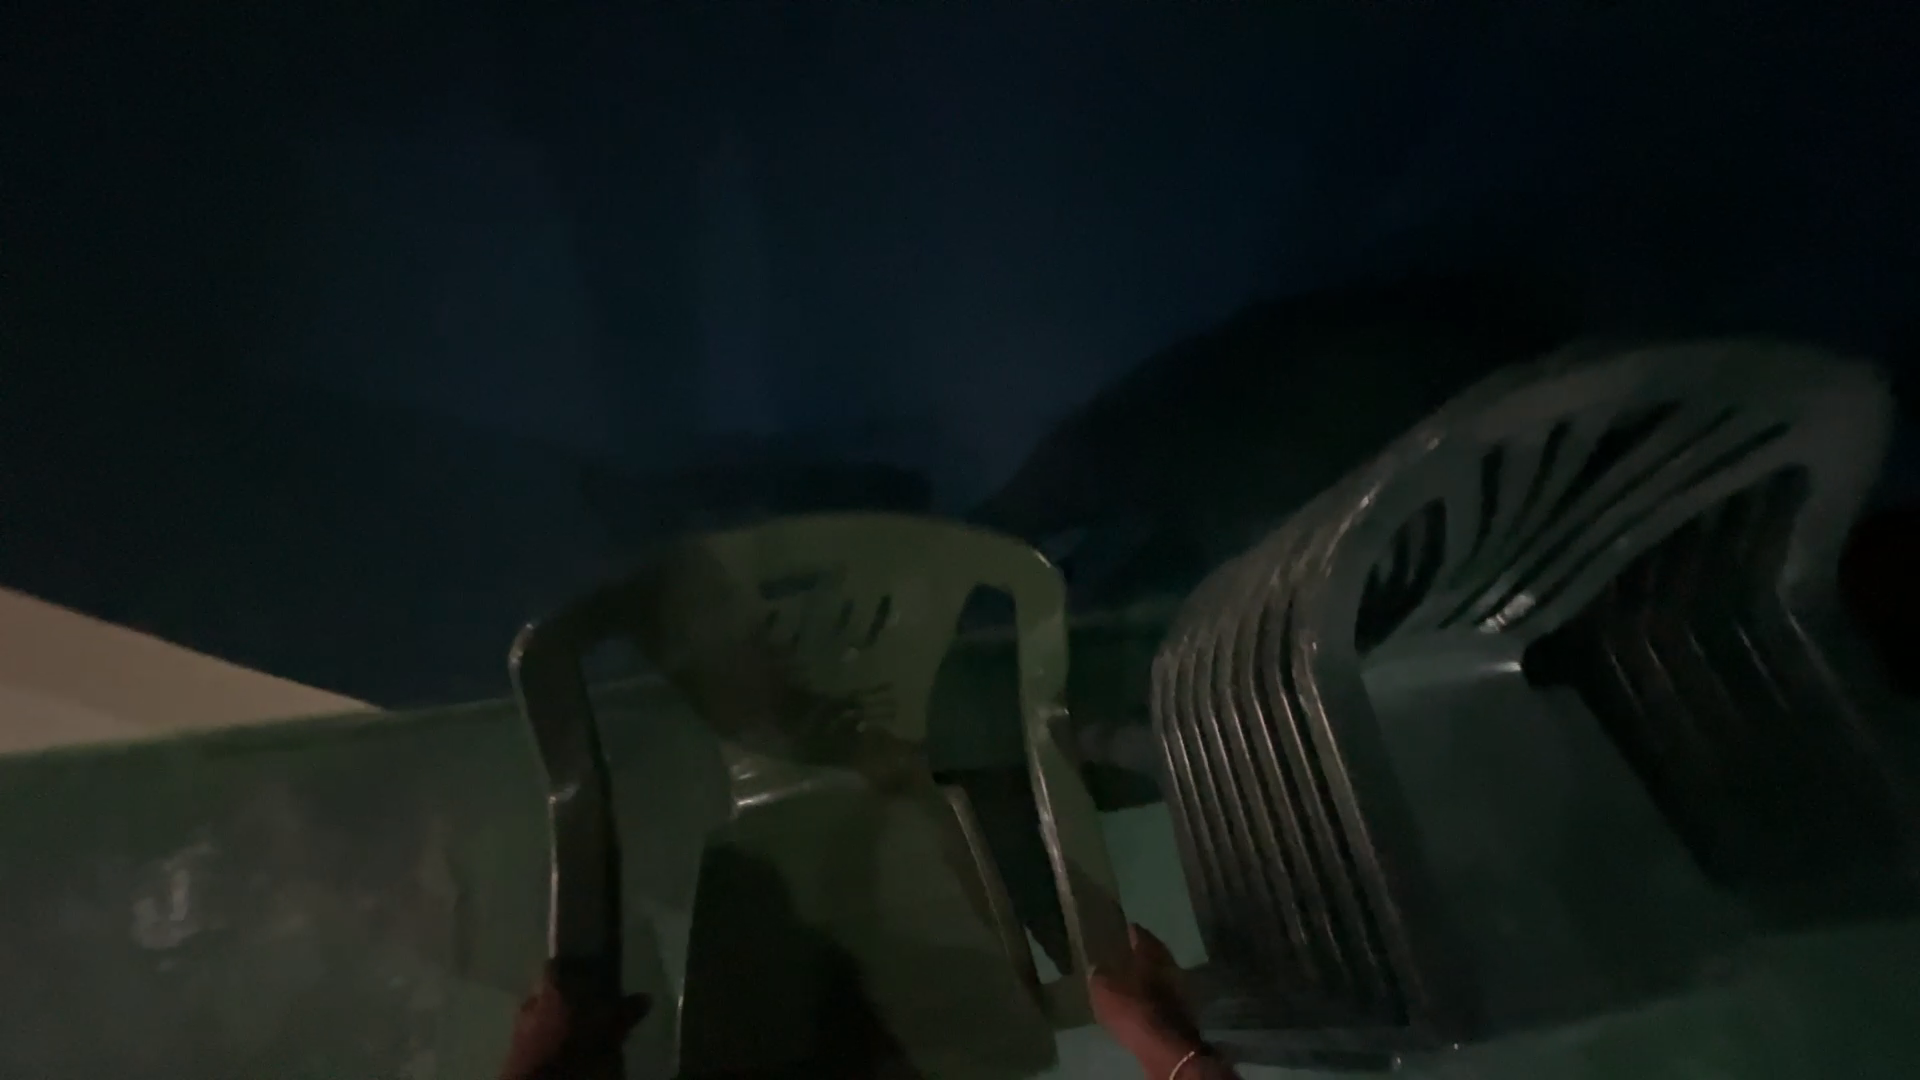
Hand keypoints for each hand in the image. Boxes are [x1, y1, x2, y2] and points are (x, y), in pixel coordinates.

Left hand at [499, 964, 650, 1079]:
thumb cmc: (575, 1049)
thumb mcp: (611, 1028)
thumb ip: (626, 1011)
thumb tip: (645, 998)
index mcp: (553, 989)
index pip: (553, 966)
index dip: (566, 966)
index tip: (581, 971)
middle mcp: (532, 1005)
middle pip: (544, 993)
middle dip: (560, 998)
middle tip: (581, 1006)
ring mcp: (518, 1032)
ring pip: (535, 1018)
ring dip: (549, 1023)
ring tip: (571, 1033)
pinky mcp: (513, 1057)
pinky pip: (529, 1042)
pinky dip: (542, 1044)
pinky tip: (559, 1052)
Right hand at [1088, 924, 1203, 1061]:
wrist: (1168, 1050)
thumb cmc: (1134, 1009)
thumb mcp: (1104, 990)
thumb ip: (1098, 975)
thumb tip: (1096, 968)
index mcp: (1151, 949)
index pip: (1138, 931)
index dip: (1125, 931)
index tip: (1114, 933)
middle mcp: (1168, 962)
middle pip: (1151, 953)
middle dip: (1137, 955)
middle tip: (1119, 959)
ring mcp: (1179, 988)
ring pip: (1158, 975)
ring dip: (1145, 978)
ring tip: (1126, 984)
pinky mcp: (1182, 1012)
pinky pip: (1162, 998)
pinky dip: (1151, 999)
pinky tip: (1137, 1005)